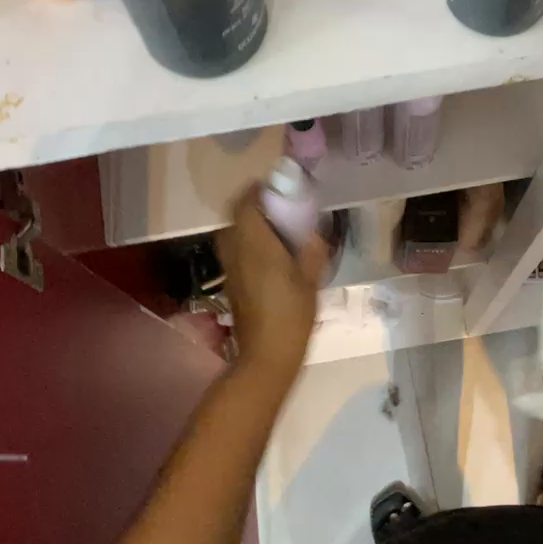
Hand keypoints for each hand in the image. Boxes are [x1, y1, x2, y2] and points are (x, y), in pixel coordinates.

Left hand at [216, 186, 329, 375]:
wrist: (266, 355)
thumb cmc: (291, 316)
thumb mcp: (311, 281)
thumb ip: (312, 250)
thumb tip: (313, 232)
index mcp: (255, 244)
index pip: (246, 203)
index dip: (257, 191)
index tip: (277, 188)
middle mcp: (236, 250)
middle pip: (235, 215)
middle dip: (254, 206)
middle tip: (279, 208)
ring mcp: (229, 267)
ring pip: (233, 233)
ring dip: (249, 225)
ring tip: (275, 230)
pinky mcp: (231, 282)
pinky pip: (235, 250)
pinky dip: (248, 243)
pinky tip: (271, 255)